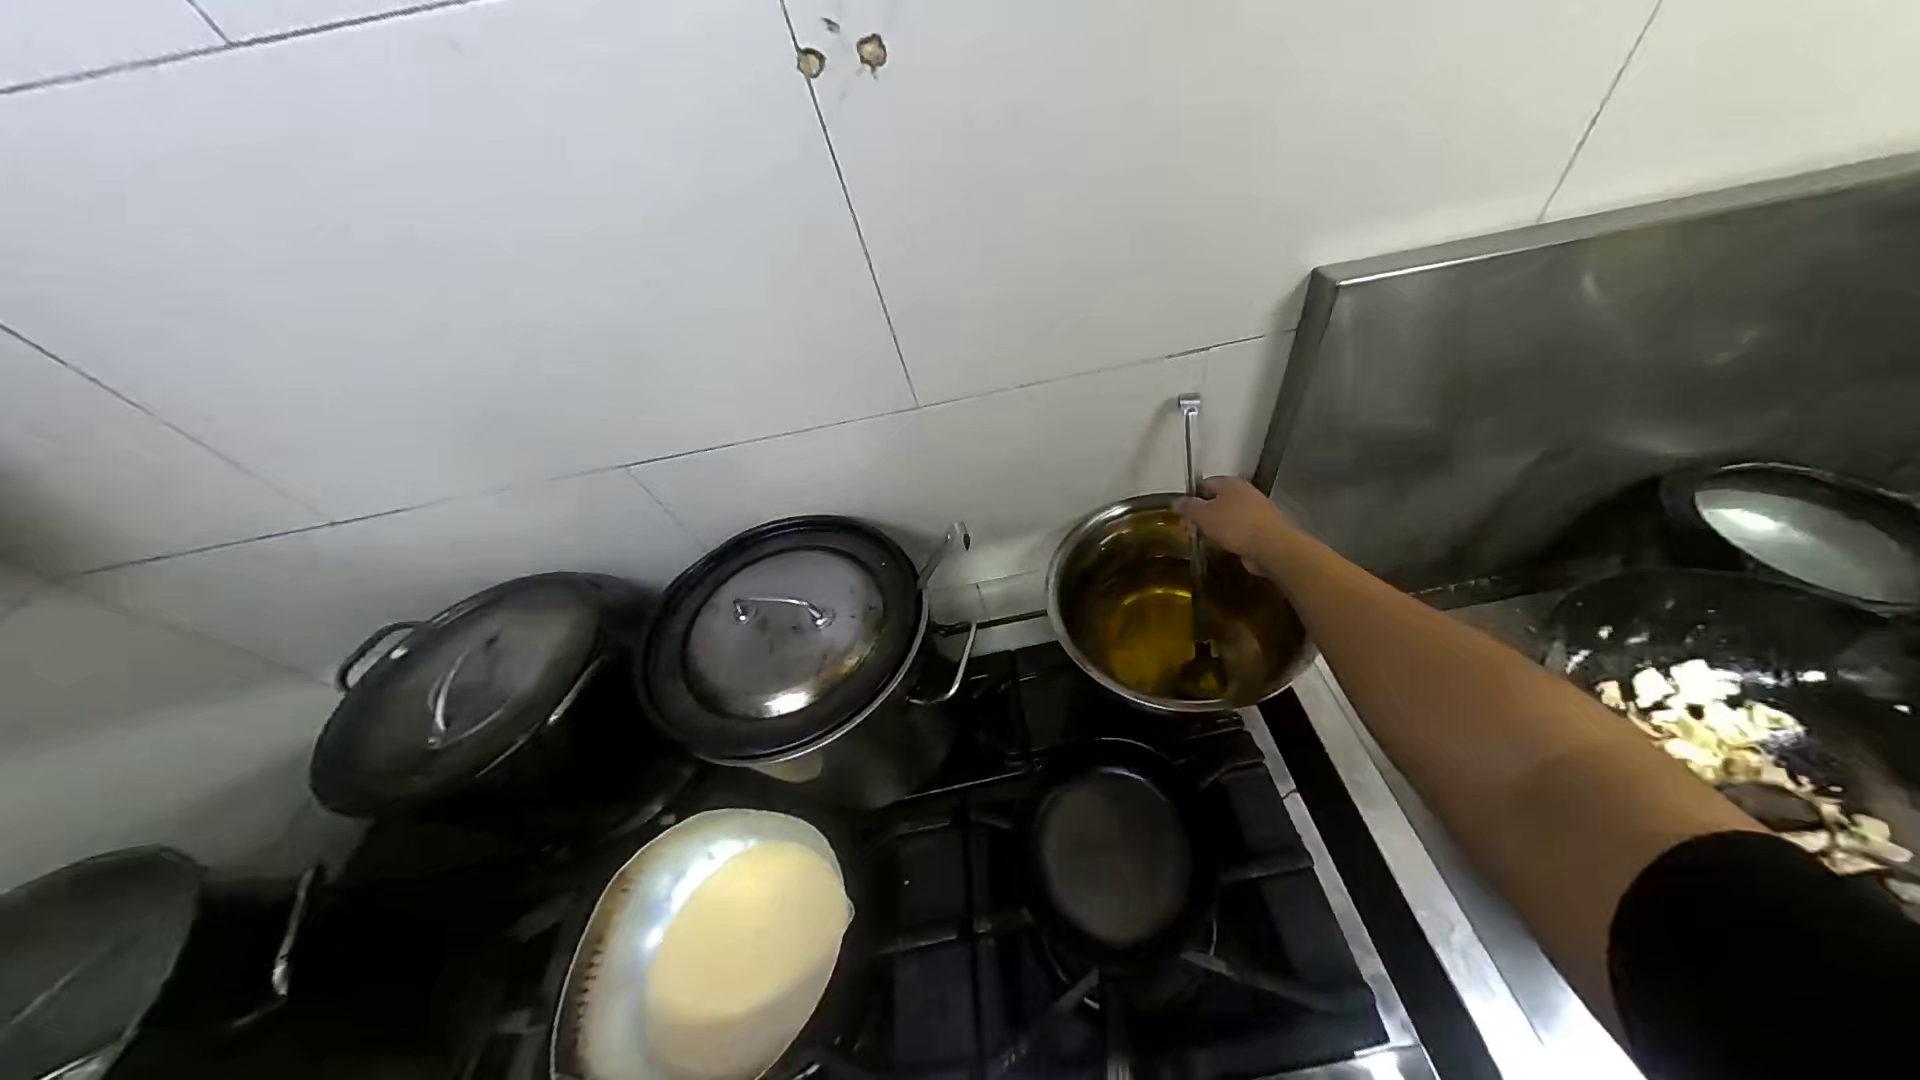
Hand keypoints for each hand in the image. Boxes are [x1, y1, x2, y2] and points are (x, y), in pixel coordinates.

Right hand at [1174, 476, 1293, 566]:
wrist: (1271, 546)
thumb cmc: (1234, 525)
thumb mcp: (1202, 515)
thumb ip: (1187, 507)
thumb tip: (1176, 501)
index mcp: (1230, 483)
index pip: (1204, 484)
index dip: (1191, 499)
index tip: (1183, 514)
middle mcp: (1245, 492)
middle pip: (1217, 500)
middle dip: (1203, 515)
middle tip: (1192, 529)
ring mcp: (1257, 510)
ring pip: (1228, 516)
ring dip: (1216, 527)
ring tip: (1208, 540)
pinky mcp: (1264, 527)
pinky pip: (1240, 529)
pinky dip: (1231, 536)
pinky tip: (1226, 546)